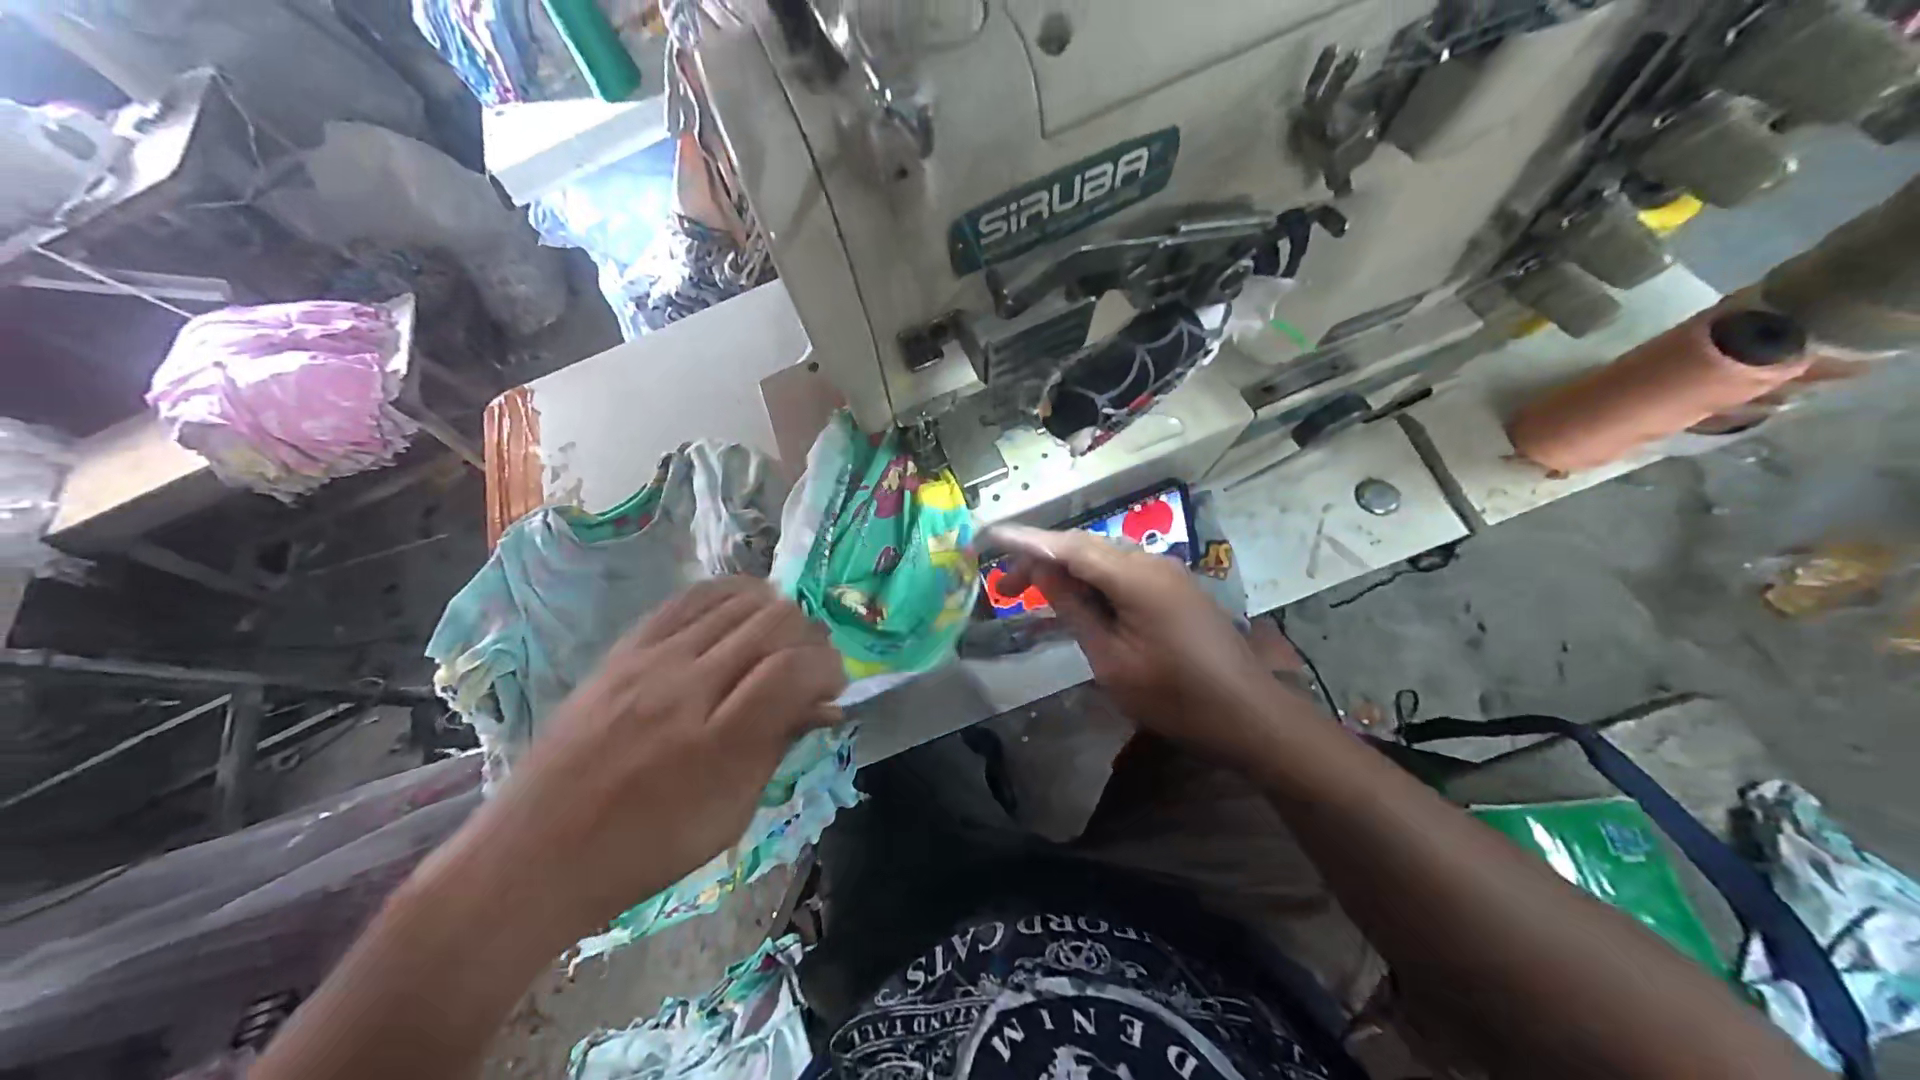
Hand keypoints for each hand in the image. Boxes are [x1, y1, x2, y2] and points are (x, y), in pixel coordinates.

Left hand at [479, 577, 846, 935]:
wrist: (538, 852)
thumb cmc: (645, 851)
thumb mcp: (730, 816)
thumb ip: (779, 747)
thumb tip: (824, 704)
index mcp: (717, 744)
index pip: (794, 670)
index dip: (829, 668)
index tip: (833, 686)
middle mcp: (686, 689)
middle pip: (773, 623)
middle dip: (810, 639)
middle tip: (812, 666)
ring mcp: (650, 661)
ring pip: (738, 602)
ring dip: (776, 614)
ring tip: (782, 640)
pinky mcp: (624, 649)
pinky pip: (690, 598)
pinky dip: (730, 595)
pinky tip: (745, 609)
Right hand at [987, 525, 1299, 759]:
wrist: (1249, 716)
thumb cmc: (1175, 697)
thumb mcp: (1111, 659)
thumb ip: (1074, 608)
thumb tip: (1040, 570)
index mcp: (1135, 577)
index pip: (1068, 547)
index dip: (1026, 542)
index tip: (988, 537)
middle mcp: (1152, 562)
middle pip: (1085, 547)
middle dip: (1042, 559)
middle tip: (1004, 586)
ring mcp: (1168, 573)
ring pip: (1104, 557)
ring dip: (1066, 569)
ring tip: (1031, 590)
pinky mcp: (1176, 588)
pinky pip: (1123, 571)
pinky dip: (1092, 579)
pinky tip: (1077, 598)